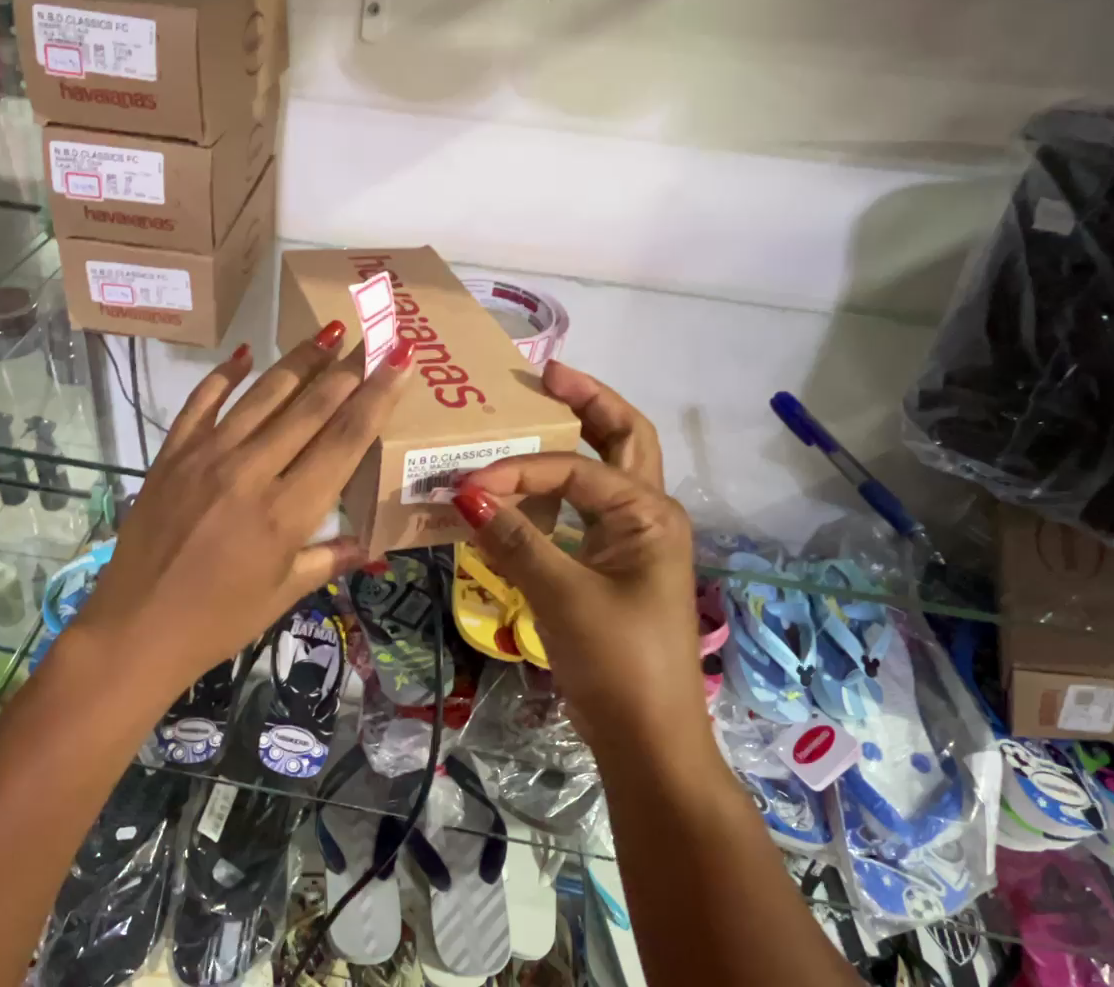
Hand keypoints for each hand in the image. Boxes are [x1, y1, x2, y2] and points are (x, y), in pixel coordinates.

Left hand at [75, 323, 415, 692]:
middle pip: (310, 407)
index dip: (378, 396)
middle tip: (374, 335)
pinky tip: (245, 352)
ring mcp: (206, 456)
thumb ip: (328, 559)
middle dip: (348, 368)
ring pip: (262, 394)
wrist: (136, 629)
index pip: (344, 440)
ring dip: (299, 361)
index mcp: (287, 511)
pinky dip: (225, 375)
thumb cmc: (218, 622)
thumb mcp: (283, 597)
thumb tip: (368, 545)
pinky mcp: (171, 454)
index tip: (401, 359)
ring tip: (328, 333)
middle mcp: (251, 471)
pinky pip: (202, 402)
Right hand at [452, 362, 703, 730]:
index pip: (576, 468)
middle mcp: (647, 515)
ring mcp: (631, 542)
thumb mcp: (562, 595)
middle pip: (622, 439)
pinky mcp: (611, 567)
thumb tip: (465, 491)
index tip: (468, 482)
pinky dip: (554, 495)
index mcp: (649, 513)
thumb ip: (514, 538)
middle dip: (588, 404)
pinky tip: (519, 493)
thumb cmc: (616, 661)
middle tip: (547, 376)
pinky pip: (582, 513)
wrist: (646, 737)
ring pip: (604, 473)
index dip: (521, 467)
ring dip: (572, 445)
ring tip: (532, 417)